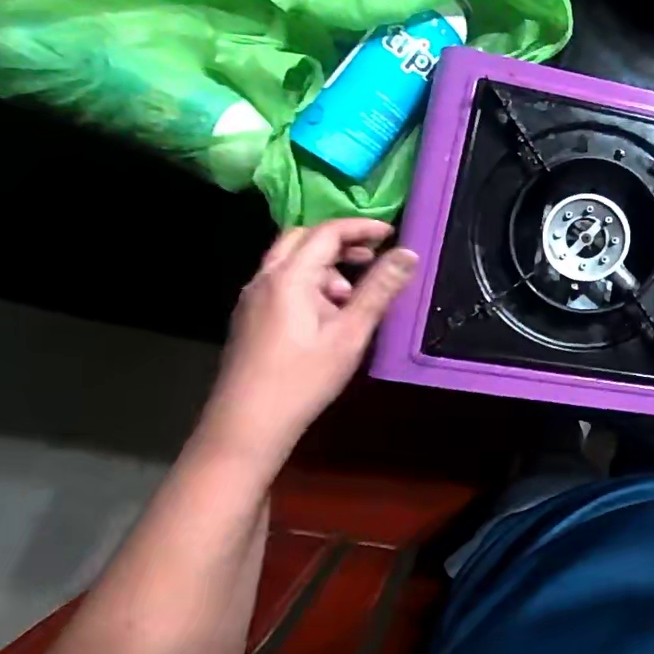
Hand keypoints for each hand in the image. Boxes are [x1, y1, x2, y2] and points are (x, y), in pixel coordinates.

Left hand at [200, 218, 418, 460]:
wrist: (246, 426)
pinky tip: (327, 316)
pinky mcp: (250, 318)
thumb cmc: (302, 379)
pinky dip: (309, 283)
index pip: (327, 232)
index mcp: (288, 277)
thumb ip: (379, 290)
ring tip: (352, 297)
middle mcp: (265, 279)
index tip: (391, 234)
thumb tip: (408, 254)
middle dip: (340, 242)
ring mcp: (252, 299)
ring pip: (291, 262)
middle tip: (372, 257)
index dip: (361, 227)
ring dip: (325, 266)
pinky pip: (282, 283)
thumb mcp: (350, 334)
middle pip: (303, 239)